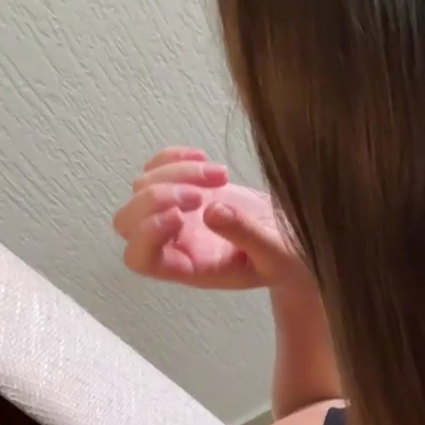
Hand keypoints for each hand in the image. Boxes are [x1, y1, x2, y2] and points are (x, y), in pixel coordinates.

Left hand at [111, 147, 302, 288]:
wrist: (296, 241)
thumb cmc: (289, 259)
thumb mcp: (277, 254)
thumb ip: (248, 236)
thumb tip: (212, 211)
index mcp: (192, 268)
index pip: (142, 260)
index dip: (148, 235)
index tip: (181, 216)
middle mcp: (175, 243)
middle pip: (128, 222)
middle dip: (156, 199)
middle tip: (200, 194)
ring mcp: (176, 214)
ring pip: (142, 188)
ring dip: (176, 173)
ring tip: (221, 175)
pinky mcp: (185, 189)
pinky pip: (156, 167)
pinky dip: (173, 157)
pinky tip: (204, 157)